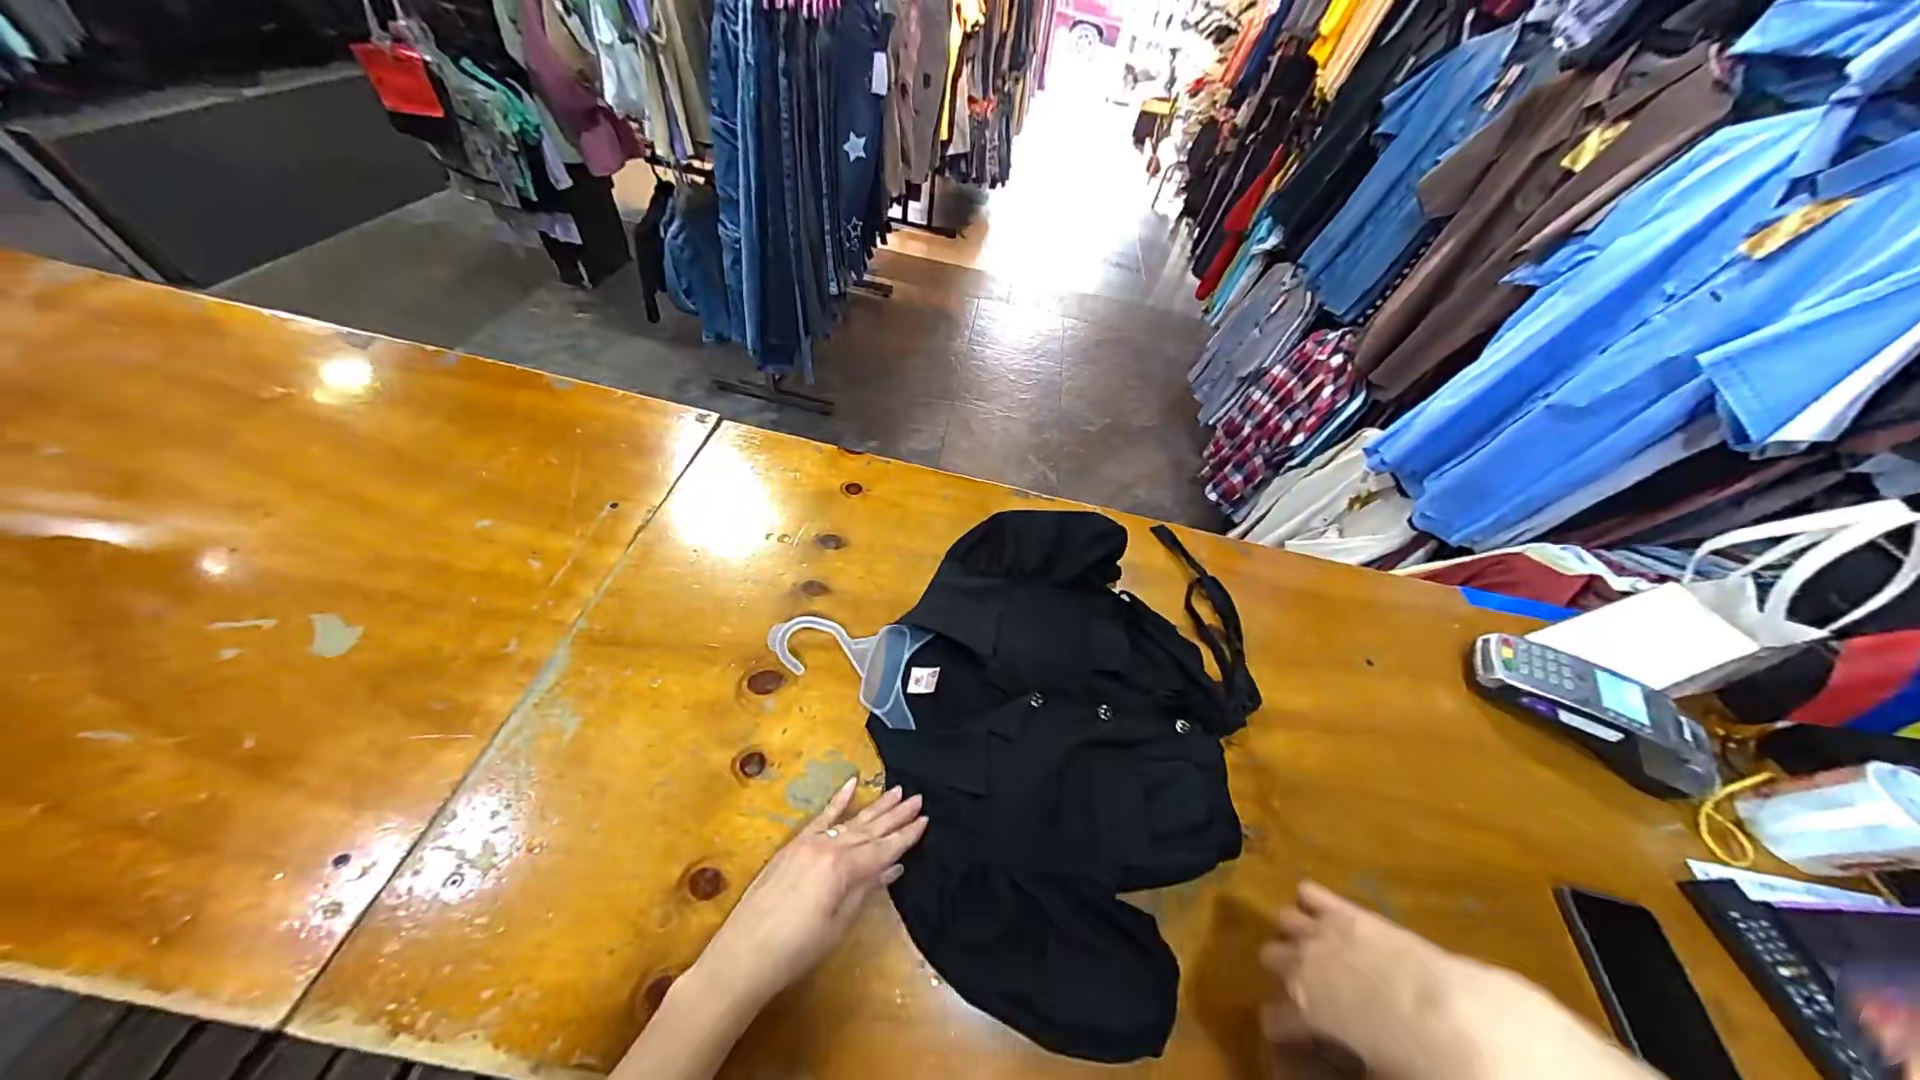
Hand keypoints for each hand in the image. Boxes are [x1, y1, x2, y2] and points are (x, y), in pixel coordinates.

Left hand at [690, 777, 928, 1012]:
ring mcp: (809, 843)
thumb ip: (865, 890)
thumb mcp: (838, 923)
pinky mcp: (793, 846)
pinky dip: (838, 801)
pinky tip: (852, 784)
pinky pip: (821, 818)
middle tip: (918, 798)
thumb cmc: (796, 950)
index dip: (906, 836)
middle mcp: (828, 847)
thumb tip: (891, 868)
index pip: (883, 849)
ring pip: (850, 821)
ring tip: (897, 791)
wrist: (742, 955)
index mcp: (843, 869)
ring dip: (875, 807)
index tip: (925, 820)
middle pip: (869, 829)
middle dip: (896, 815)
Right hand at [1258, 883, 1657, 1079]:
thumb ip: (1352, 1066)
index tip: (1291, 1039)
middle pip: (1271, 956)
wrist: (1461, 1019)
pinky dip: (1311, 901)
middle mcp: (1304, 961)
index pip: (1273, 1017)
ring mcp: (1325, 931)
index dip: (1281, 1029)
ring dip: (1295, 936)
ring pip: (1285, 920)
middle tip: (1309, 995)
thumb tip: (1351, 1068)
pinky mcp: (1350, 912)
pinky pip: (1311, 894)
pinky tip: (1318, 911)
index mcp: (1305, 1006)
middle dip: (1284, 973)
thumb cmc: (1416, 1060)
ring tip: (1316, 954)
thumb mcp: (1377, 1076)